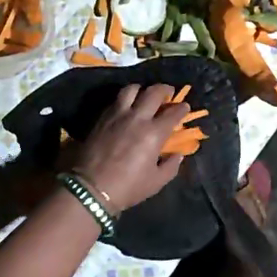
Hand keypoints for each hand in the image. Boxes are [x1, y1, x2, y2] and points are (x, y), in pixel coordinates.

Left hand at [69, 84, 189, 213]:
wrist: (91, 187)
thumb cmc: (128, 187)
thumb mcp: (156, 181)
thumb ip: (171, 165)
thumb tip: (177, 154)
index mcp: (153, 133)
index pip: (173, 112)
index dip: (182, 108)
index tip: (184, 107)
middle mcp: (137, 118)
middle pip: (154, 92)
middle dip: (165, 90)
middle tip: (168, 93)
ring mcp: (118, 114)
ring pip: (132, 89)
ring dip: (142, 89)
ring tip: (145, 95)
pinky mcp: (103, 117)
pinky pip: (117, 99)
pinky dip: (126, 99)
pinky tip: (128, 107)